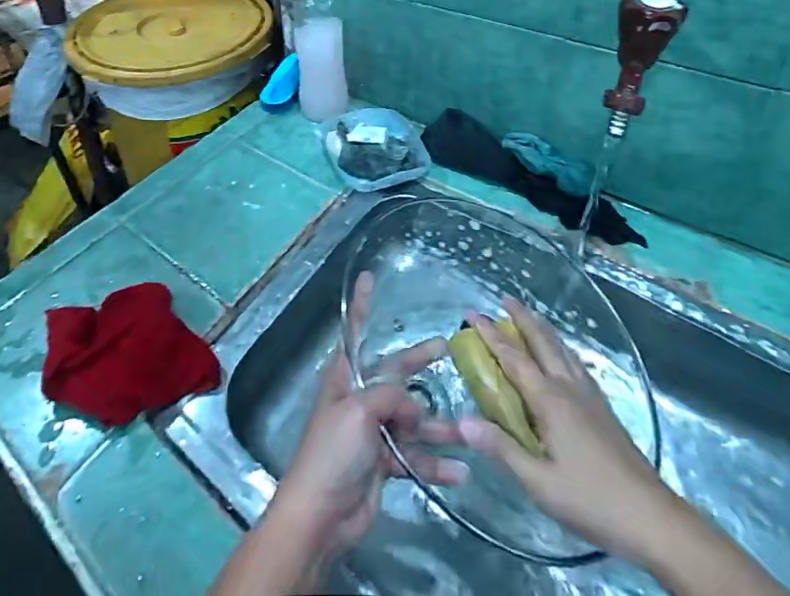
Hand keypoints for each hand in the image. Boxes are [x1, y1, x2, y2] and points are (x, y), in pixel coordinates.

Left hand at [273, 271, 463, 556]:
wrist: (321, 512)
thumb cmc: (333, 451)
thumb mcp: (359, 411)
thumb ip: (391, 397)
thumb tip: (415, 408)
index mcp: (344, 379)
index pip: (354, 332)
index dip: (361, 304)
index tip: (369, 277)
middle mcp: (358, 399)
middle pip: (394, 374)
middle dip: (417, 363)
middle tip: (445, 348)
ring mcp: (372, 432)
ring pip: (411, 420)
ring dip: (438, 428)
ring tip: (467, 432)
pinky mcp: (383, 462)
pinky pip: (415, 456)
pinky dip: (435, 464)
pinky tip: (459, 472)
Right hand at [460, 299, 788, 595]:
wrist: (654, 519)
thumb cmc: (591, 499)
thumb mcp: (538, 481)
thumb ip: (501, 448)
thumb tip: (462, 420)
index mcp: (550, 401)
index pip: (514, 358)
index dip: (491, 334)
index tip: (473, 312)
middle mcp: (570, 390)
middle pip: (544, 344)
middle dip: (523, 319)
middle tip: (506, 298)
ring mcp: (591, 399)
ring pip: (564, 352)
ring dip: (544, 330)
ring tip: (532, 317)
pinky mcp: (604, 412)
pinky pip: (577, 366)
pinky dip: (563, 350)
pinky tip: (565, 358)